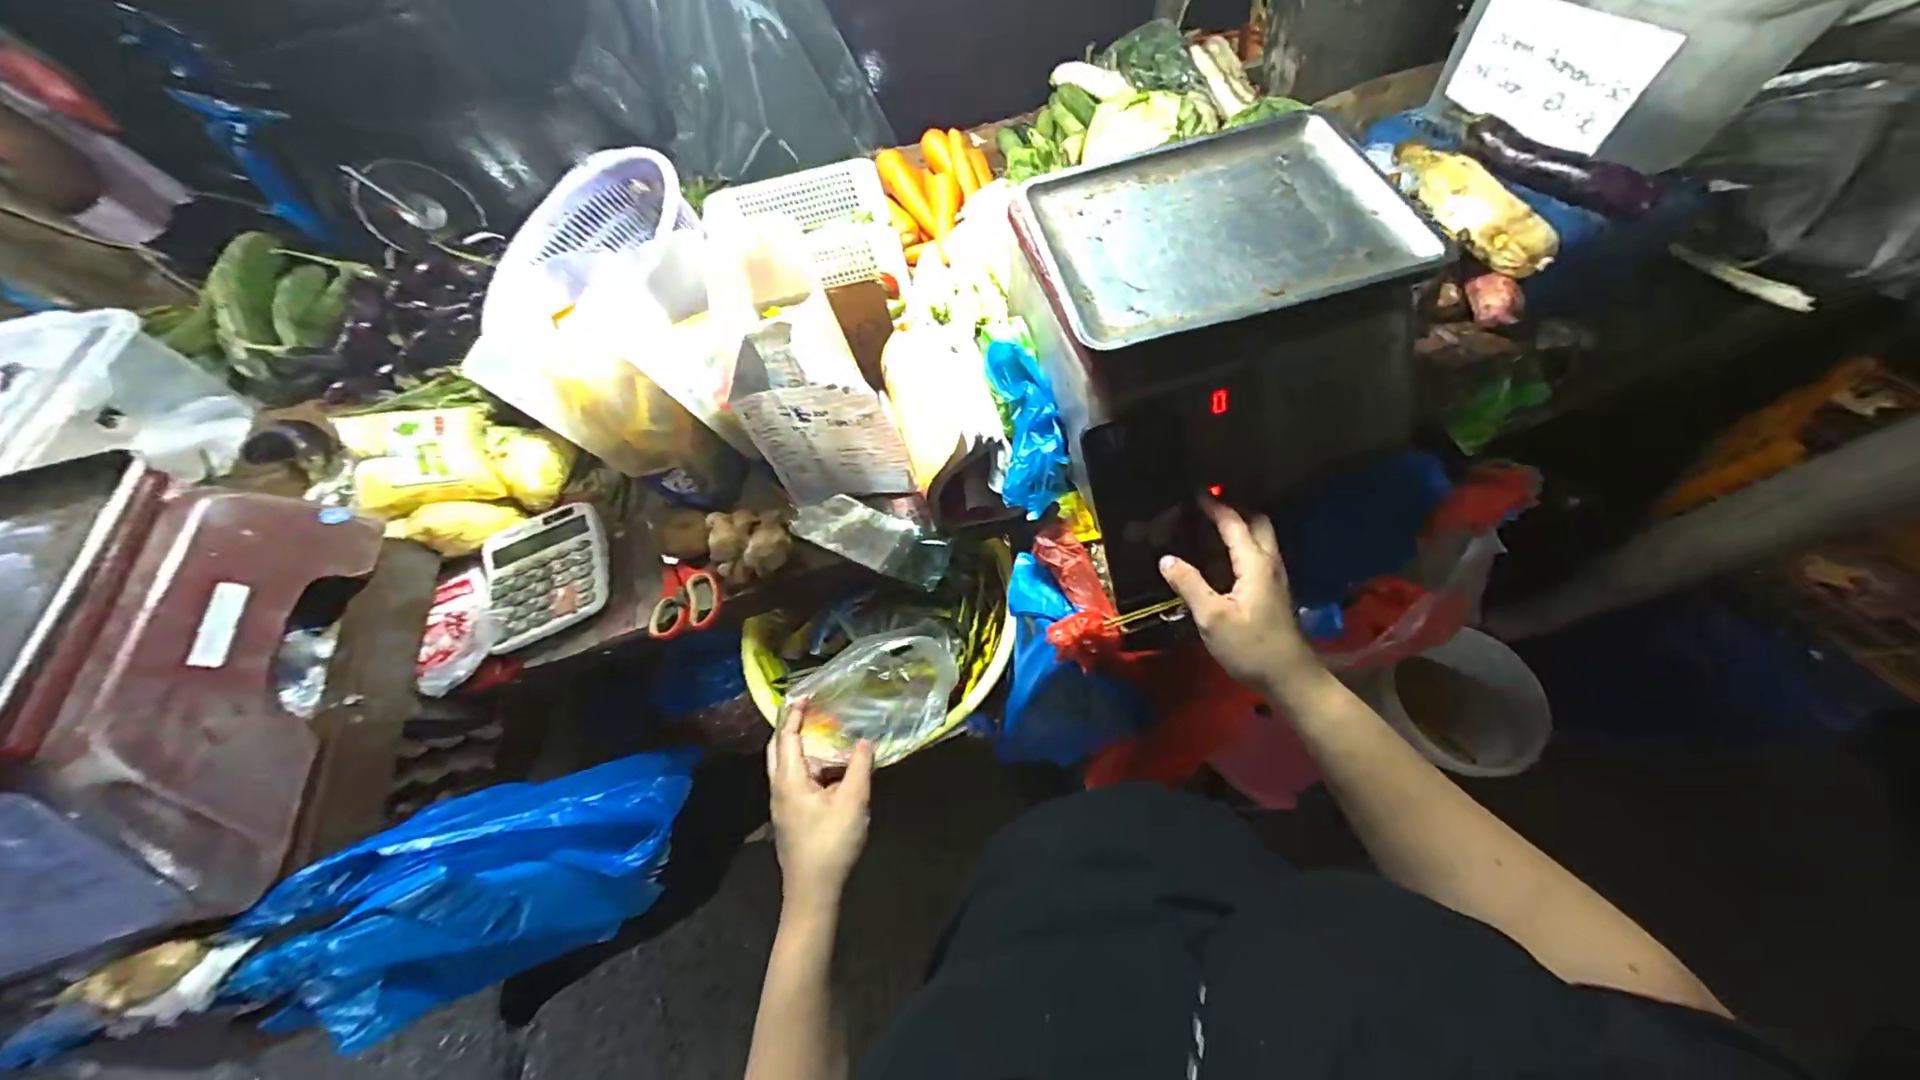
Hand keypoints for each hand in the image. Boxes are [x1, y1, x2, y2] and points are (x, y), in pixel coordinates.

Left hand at [766, 709, 873, 911]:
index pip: (787, 736)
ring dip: (801, 745)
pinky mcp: (790, 815)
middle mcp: (779, 787)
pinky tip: (829, 766)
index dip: (795, 713)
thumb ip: (859, 766)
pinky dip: (808, 763)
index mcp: (789, 779)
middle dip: (791, 725)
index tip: (806, 694)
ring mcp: (782, 803)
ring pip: (786, 764)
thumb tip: (865, 740)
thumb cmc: (831, 844)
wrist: (813, 892)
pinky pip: (795, 778)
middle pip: (778, 748)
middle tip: (810, 708)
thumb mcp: (853, 801)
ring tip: (824, 731)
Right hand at [1159, 499, 1320, 693]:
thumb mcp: (1212, 617)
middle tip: (1208, 506)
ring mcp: (1275, 579)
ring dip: (1241, 527)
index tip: (1196, 493)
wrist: (1289, 678)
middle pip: (1257, 524)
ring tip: (1212, 526)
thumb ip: (1189, 584)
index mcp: (1255, 565)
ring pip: (1261, 540)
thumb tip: (1166, 558)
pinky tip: (1223, 558)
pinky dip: (1241, 545)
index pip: (1234, 525)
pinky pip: (1257, 556)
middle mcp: (1269, 564)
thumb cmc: (1250, 647)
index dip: (1215, 507)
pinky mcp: (1272, 593)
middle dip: (1235, 510)